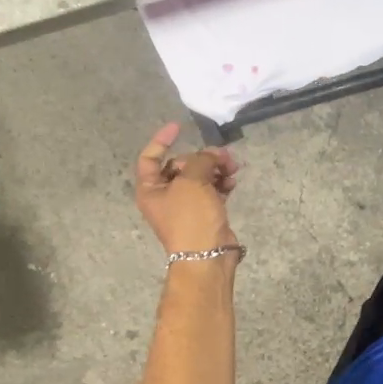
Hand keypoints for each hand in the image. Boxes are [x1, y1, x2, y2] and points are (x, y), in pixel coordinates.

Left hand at [134, 122, 239, 253]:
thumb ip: (201, 160)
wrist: (207, 256)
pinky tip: (232, 181)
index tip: (179, 127)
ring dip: (215, 170)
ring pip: (199, 178)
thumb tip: (212, 154)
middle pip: (181, 166)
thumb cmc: (191, 218)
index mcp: (150, 189)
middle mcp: (165, 196)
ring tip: (232, 168)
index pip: (150, 158)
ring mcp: (185, 206)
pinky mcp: (204, 213)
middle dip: (202, 158)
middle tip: (222, 156)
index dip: (162, 140)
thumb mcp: (192, 182)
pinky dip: (221, 183)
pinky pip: (211, 191)